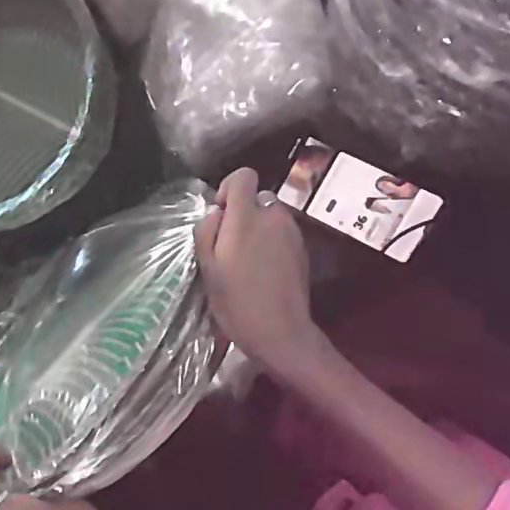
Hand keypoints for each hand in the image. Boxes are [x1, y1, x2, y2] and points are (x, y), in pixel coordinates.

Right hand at [195, 168, 325, 376]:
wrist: (282, 333)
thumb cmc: (237, 303)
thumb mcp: (208, 269)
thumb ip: (207, 232)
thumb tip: (216, 212)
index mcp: (247, 217)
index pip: (244, 176)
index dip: (229, 189)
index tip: (221, 216)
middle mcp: (274, 217)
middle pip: (258, 197)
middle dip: (244, 213)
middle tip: (231, 246)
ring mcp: (293, 233)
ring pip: (271, 216)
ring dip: (259, 229)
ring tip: (248, 262)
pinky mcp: (303, 249)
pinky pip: (283, 233)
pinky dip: (272, 242)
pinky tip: (265, 271)